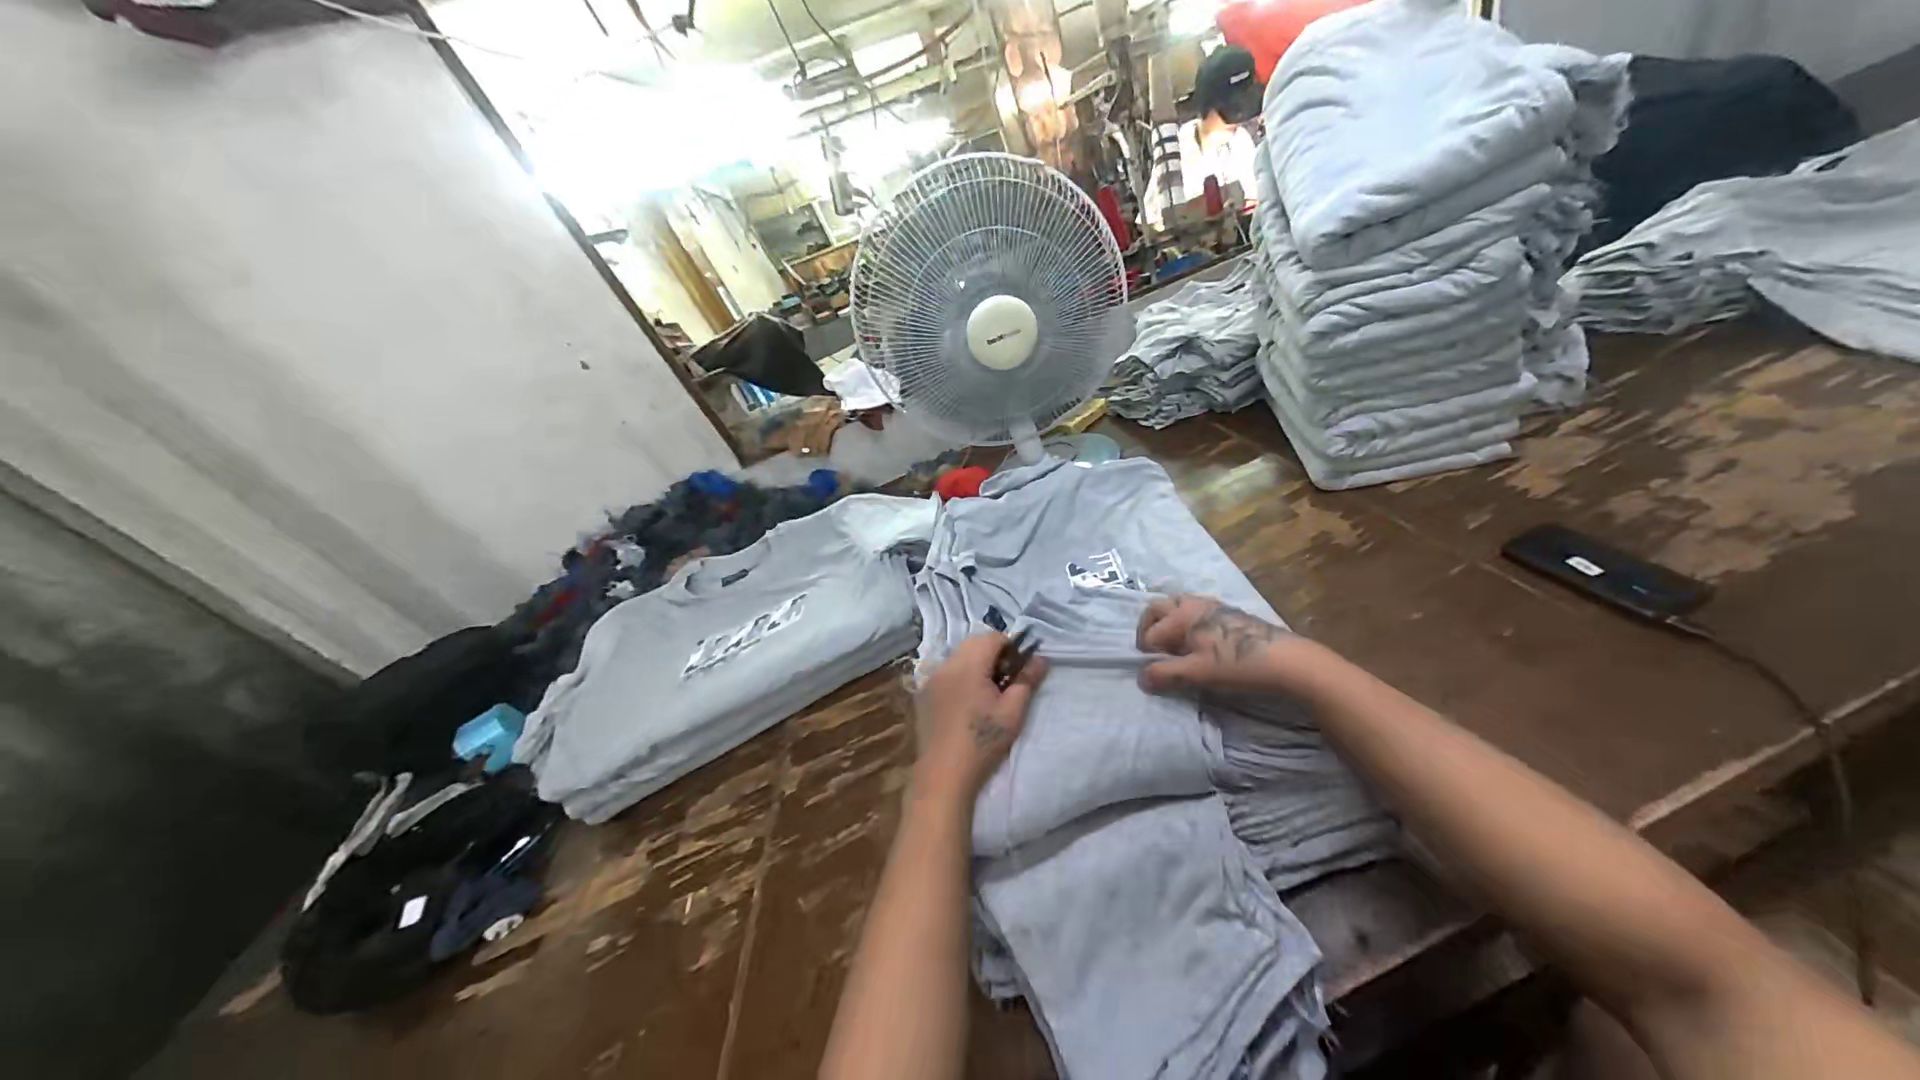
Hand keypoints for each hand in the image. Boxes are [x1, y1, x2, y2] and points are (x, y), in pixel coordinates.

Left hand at [911, 633, 1048, 803]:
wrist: (944, 775)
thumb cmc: (983, 741)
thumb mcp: (1013, 712)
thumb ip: (1027, 680)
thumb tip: (1041, 659)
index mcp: (967, 665)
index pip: (992, 637)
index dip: (1010, 647)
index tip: (1020, 669)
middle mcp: (945, 665)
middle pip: (973, 644)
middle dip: (993, 654)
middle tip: (1006, 681)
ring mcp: (931, 679)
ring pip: (958, 657)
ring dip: (976, 665)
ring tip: (988, 693)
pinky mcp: (924, 694)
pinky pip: (946, 673)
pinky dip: (961, 677)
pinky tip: (968, 703)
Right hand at [1136, 594, 1299, 694]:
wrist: (1289, 661)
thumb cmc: (1237, 664)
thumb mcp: (1197, 673)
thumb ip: (1164, 674)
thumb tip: (1141, 678)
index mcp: (1182, 614)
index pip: (1151, 633)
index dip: (1148, 654)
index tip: (1158, 672)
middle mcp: (1194, 603)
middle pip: (1158, 608)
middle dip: (1150, 629)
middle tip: (1156, 653)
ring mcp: (1213, 606)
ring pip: (1178, 608)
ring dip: (1169, 626)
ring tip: (1177, 650)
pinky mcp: (1230, 614)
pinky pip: (1196, 613)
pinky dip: (1188, 626)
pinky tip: (1201, 647)